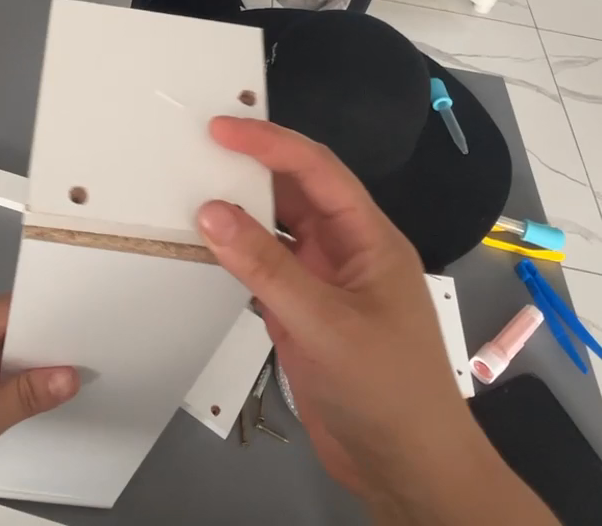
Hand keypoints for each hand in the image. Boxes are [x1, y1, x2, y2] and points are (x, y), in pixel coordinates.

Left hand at [0, 296, 77, 525]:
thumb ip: (25, 395)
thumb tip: (71, 375)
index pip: (0, 313)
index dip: (38, 312)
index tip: (78, 315)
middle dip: (38, 341)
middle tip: (84, 344)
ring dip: (25, 369)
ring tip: (72, 369)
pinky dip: (11, 390)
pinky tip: (39, 399)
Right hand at [198, 118, 554, 524]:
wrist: (408, 471)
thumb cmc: (385, 389)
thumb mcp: (324, 323)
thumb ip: (265, 266)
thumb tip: (210, 212)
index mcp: (368, 237)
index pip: (317, 171)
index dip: (270, 143)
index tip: (222, 129)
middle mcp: (346, 250)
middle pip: (296, 193)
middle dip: (252, 168)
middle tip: (200, 149)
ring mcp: (324, 282)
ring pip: (278, 230)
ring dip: (241, 212)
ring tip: (194, 190)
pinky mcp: (305, 312)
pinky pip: (266, 267)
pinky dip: (237, 254)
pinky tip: (207, 246)